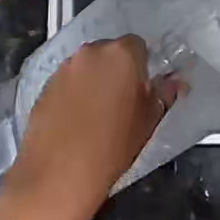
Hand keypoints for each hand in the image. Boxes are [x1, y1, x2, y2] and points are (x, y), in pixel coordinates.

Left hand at [5, 36, 173, 219]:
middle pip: (110, 53)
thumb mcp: (149, 121)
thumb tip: (174, 82)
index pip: (138, 46)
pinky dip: (74, 93)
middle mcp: (91, 53)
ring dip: (95, 81)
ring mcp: (64, 68)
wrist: (58, 174)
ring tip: (97, 114)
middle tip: (123, 101)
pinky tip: (77, 121)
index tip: (142, 89)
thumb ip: (163, 94)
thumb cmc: (113, 145)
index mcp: (122, 54)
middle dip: (117, 71)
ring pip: (87, 67)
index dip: (142, 66)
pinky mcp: (45, 86)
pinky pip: (68, 82)